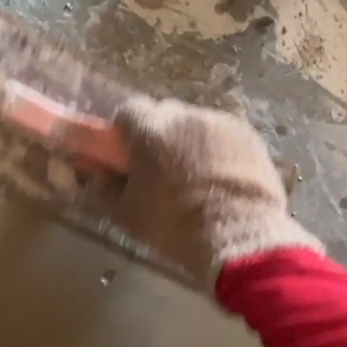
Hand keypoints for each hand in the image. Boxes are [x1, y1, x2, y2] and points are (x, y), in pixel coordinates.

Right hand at [111, 97, 322, 288]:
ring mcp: (220, 123)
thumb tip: (97, 179)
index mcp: (149, 131)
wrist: (237, 236)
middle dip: (159, 133)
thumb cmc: (173, 225)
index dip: (125, 129)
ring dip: (190, 140)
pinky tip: (222, 177)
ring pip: (196, 124)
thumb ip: (105, 190)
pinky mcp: (249, 135)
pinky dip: (219, 149)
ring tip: (197, 175)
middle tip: (161, 165)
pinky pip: (224, 135)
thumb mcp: (127, 214)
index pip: (128, 110)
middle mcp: (185, 117)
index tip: (127, 151)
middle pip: (164, 114)